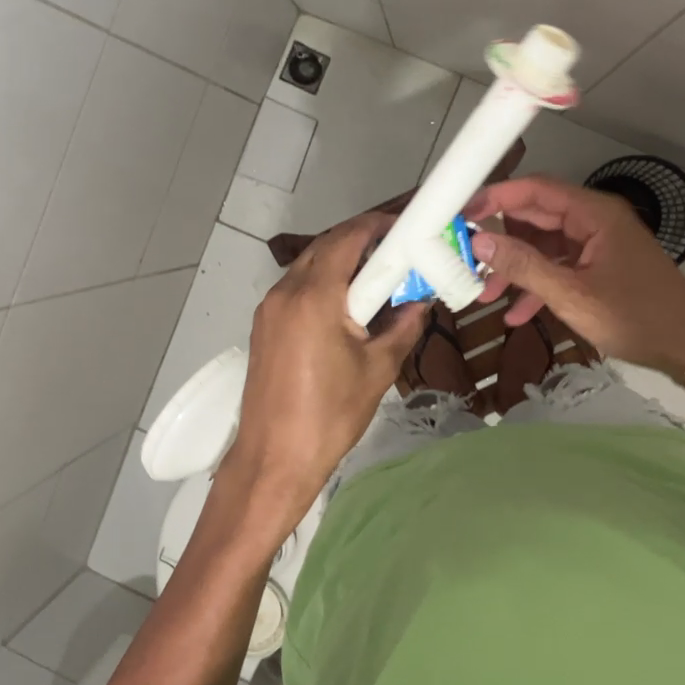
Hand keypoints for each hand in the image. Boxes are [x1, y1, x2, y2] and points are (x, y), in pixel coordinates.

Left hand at [224, 212, 427, 515]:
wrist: (274, 459)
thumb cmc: (330, 416)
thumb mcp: (379, 370)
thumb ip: (403, 326)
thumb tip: (421, 301)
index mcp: (314, 298)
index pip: (347, 238)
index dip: (378, 226)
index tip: (407, 227)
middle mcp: (285, 293)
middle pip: (326, 246)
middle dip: (362, 242)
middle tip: (399, 254)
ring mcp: (269, 309)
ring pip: (309, 266)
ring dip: (342, 263)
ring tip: (380, 281)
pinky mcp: (264, 326)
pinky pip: (297, 289)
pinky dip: (324, 284)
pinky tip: (349, 306)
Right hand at [465, 176, 684, 373]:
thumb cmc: (636, 318)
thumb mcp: (572, 295)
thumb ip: (524, 266)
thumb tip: (480, 242)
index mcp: (594, 214)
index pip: (536, 190)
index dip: (496, 197)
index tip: (462, 213)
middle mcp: (595, 221)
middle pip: (536, 217)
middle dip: (500, 238)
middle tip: (464, 254)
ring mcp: (597, 245)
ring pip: (543, 245)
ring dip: (515, 268)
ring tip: (484, 292)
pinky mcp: (599, 268)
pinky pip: (559, 267)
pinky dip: (537, 286)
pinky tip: (515, 313)